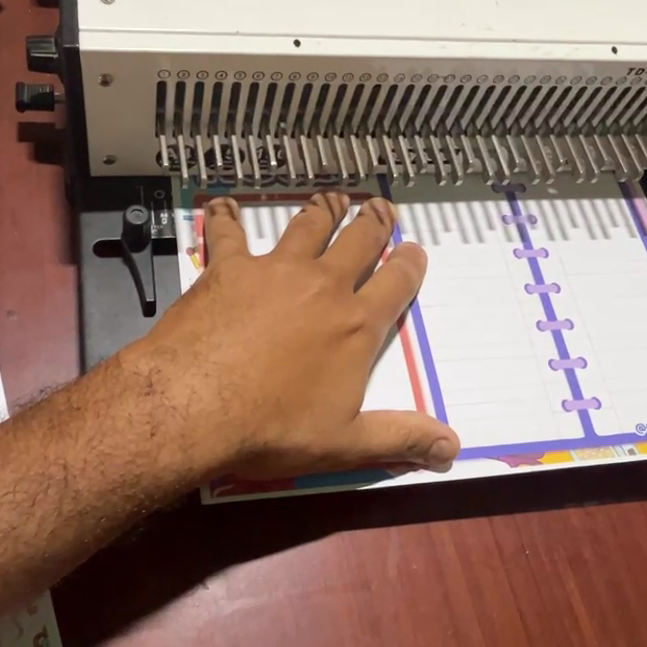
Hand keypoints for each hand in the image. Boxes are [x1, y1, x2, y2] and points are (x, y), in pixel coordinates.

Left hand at [114, 191, 458, 480]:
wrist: (195, 405)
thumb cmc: (272, 429)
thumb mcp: (344, 444)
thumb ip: (399, 438)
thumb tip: (451, 446)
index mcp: (355, 327)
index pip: (395, 284)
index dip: (409, 265)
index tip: (414, 250)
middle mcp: (322, 287)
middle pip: (357, 242)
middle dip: (373, 223)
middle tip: (379, 207)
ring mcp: (274, 271)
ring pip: (307, 227)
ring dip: (322, 210)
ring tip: (331, 199)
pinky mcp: (228, 269)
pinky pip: (230, 233)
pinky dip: (228, 216)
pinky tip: (225, 205)